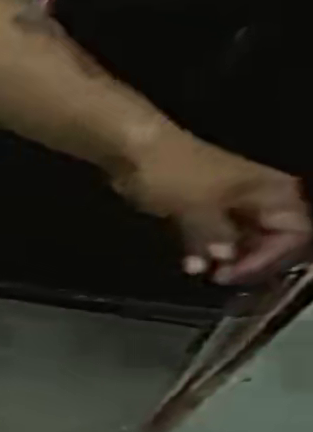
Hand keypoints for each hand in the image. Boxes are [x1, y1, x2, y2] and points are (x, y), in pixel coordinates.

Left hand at [115, 131, 309, 283]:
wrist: (137, 152)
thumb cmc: (173, 174)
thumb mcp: (196, 207)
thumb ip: (214, 234)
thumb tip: (226, 259)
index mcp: (274, 194)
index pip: (294, 232)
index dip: (269, 256)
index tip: (235, 274)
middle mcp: (260, 198)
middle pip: (270, 236)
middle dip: (249, 260)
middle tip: (221, 280)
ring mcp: (228, 203)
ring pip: (239, 236)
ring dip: (225, 257)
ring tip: (208, 276)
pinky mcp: (198, 206)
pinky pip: (210, 232)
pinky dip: (203, 247)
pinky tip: (192, 265)